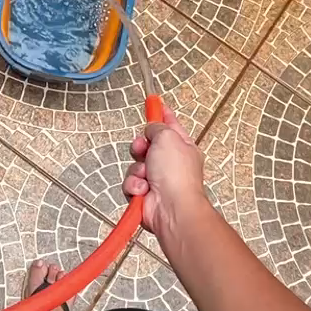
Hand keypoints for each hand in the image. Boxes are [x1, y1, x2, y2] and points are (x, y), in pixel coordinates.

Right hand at [123, 106, 213, 243]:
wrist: (171, 208)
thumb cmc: (177, 175)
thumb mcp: (167, 137)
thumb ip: (157, 127)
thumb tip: (151, 127)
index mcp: (181, 147)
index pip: (169, 124)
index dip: (160, 114)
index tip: (153, 103)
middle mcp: (169, 163)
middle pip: (146, 145)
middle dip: (140, 147)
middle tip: (143, 149)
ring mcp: (156, 179)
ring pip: (134, 165)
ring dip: (137, 170)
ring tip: (146, 177)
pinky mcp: (144, 194)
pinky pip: (129, 182)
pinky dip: (134, 186)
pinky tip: (144, 190)